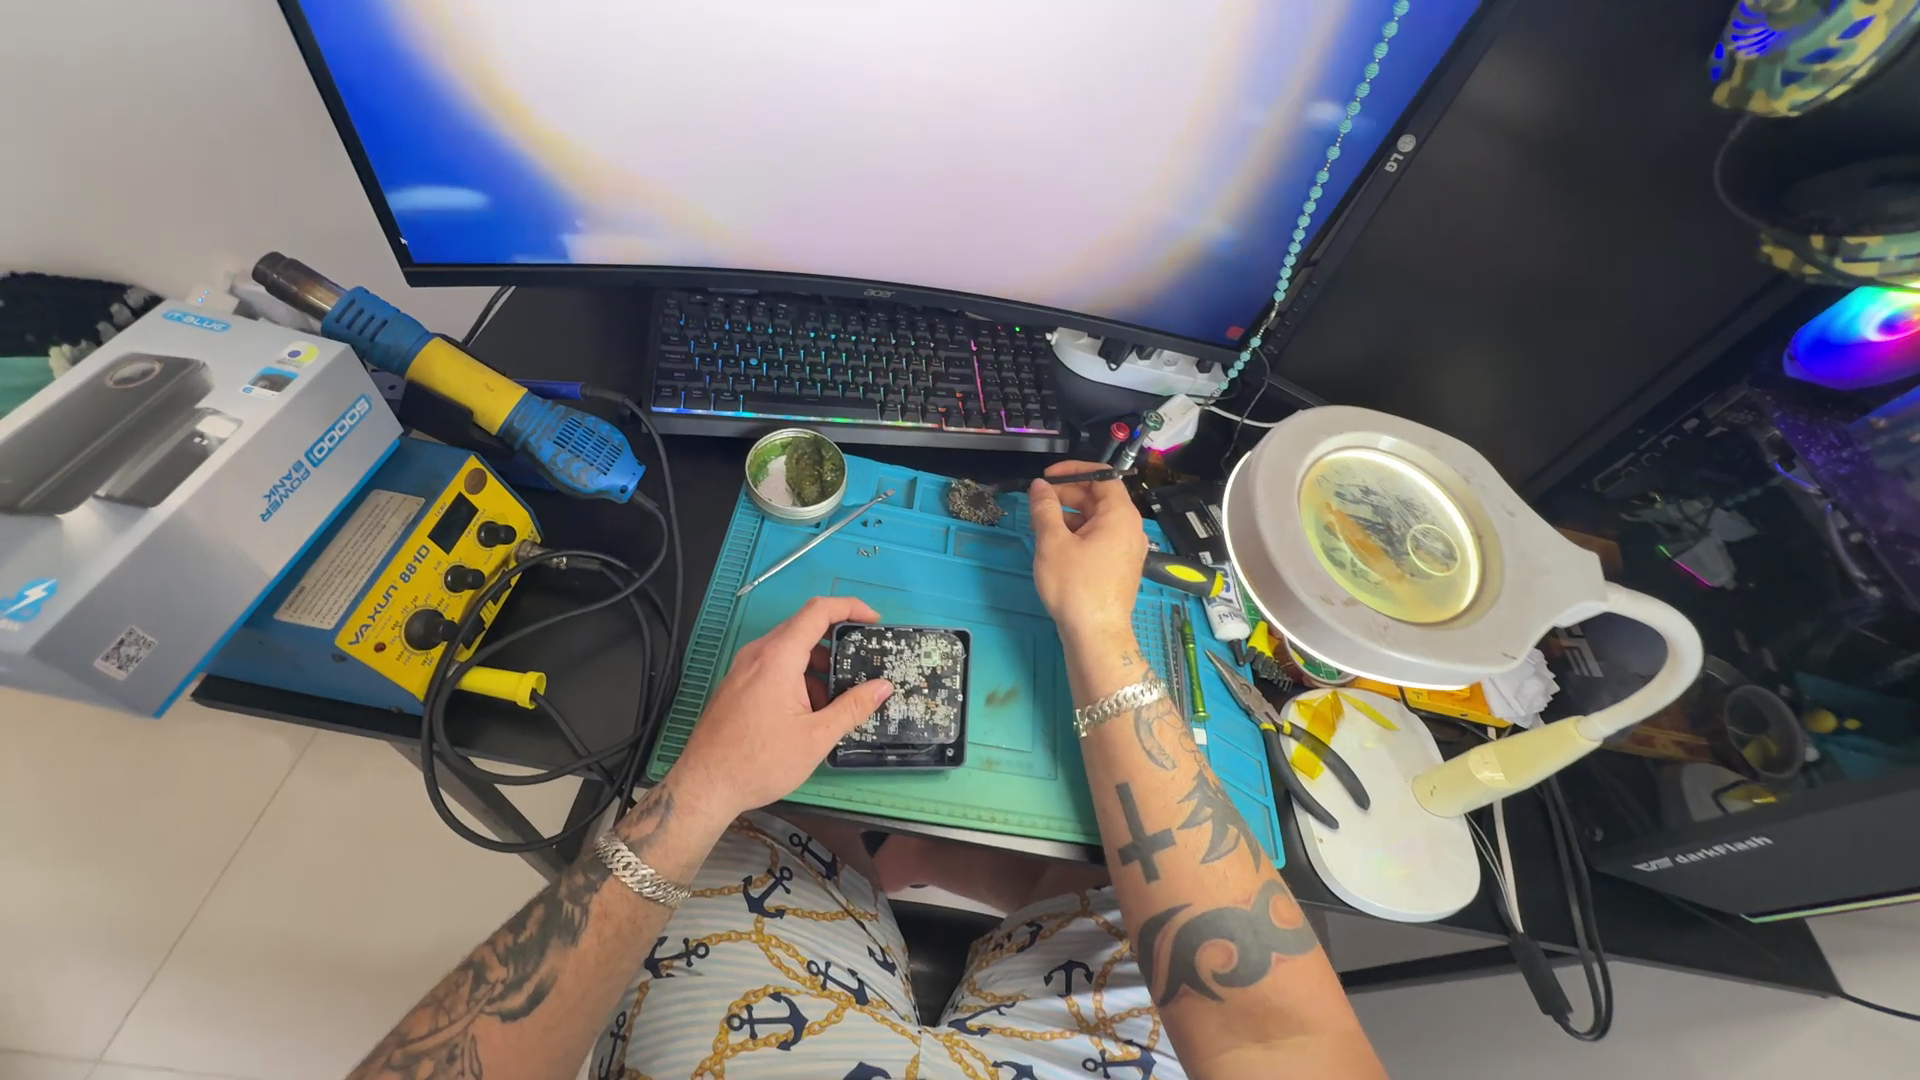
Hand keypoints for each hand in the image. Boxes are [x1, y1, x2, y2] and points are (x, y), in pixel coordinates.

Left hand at [668, 596, 893, 820]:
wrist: (704, 787)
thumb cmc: (760, 762)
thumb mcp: (817, 737)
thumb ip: (853, 707)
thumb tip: (883, 687)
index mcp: (778, 657)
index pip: (818, 611)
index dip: (850, 607)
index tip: (874, 620)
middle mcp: (758, 653)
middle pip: (804, 627)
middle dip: (838, 640)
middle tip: (864, 660)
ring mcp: (745, 668)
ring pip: (790, 649)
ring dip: (818, 664)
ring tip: (839, 695)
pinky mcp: (738, 683)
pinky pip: (775, 665)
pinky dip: (799, 675)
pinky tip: (810, 709)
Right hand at [1029, 460, 1148, 641]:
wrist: (1095, 635)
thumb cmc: (1075, 586)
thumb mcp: (1053, 543)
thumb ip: (1044, 510)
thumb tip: (1039, 487)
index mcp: (1120, 515)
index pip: (1102, 477)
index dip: (1073, 471)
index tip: (1048, 478)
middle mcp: (1129, 528)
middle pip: (1099, 497)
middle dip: (1067, 495)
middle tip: (1039, 502)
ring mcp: (1126, 548)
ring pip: (1097, 519)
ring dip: (1070, 516)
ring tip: (1042, 526)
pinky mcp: (1119, 566)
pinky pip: (1099, 538)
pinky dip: (1078, 534)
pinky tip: (1056, 546)